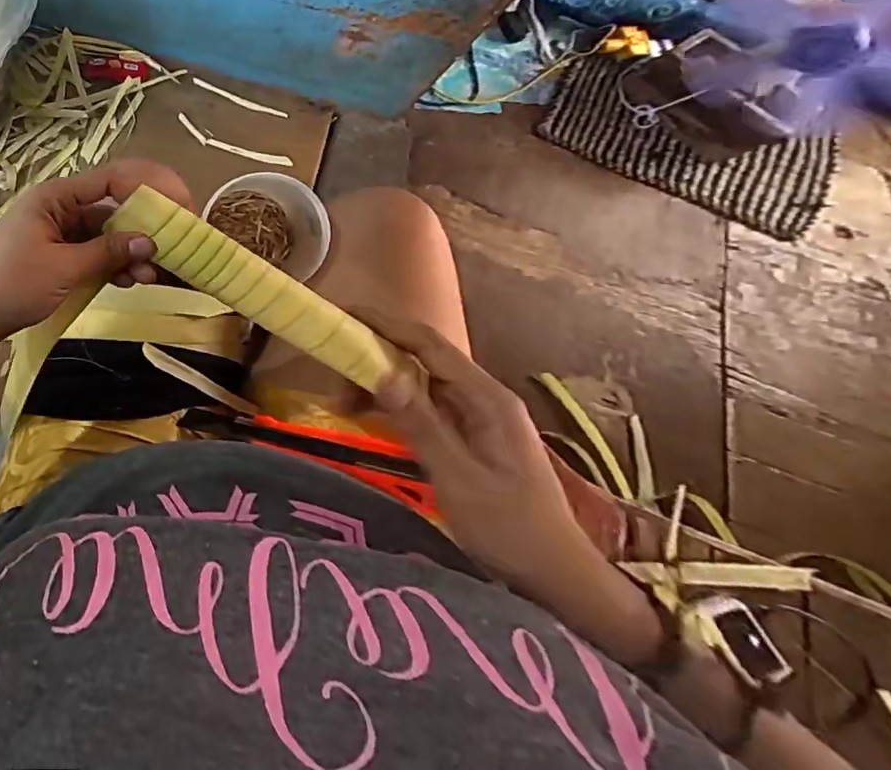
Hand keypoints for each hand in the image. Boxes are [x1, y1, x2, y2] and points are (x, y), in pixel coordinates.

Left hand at [0, 159, 193, 345]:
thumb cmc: (12, 286)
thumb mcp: (65, 270)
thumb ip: (108, 252)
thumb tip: (152, 241)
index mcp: (54, 197)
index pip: (112, 179)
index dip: (150, 188)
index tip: (181, 209)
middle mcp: (58, 206)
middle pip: (112, 207)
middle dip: (143, 229)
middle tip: (171, 252)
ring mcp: (57, 230)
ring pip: (106, 233)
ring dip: (129, 251)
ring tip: (148, 277)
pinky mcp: (57, 253)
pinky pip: (93, 250)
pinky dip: (112, 263)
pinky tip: (128, 280)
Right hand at [355, 307, 608, 605]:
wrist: (557, 576)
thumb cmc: (510, 529)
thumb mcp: (458, 478)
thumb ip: (420, 424)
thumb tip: (380, 374)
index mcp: (487, 399)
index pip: (429, 344)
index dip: (385, 323)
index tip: (343, 314)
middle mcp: (482, 397)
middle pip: (420, 357)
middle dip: (373, 356)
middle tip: (333, 379)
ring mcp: (477, 414)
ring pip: (417, 378)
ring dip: (377, 381)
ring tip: (343, 403)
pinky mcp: (468, 432)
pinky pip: (421, 401)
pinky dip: (390, 401)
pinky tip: (366, 414)